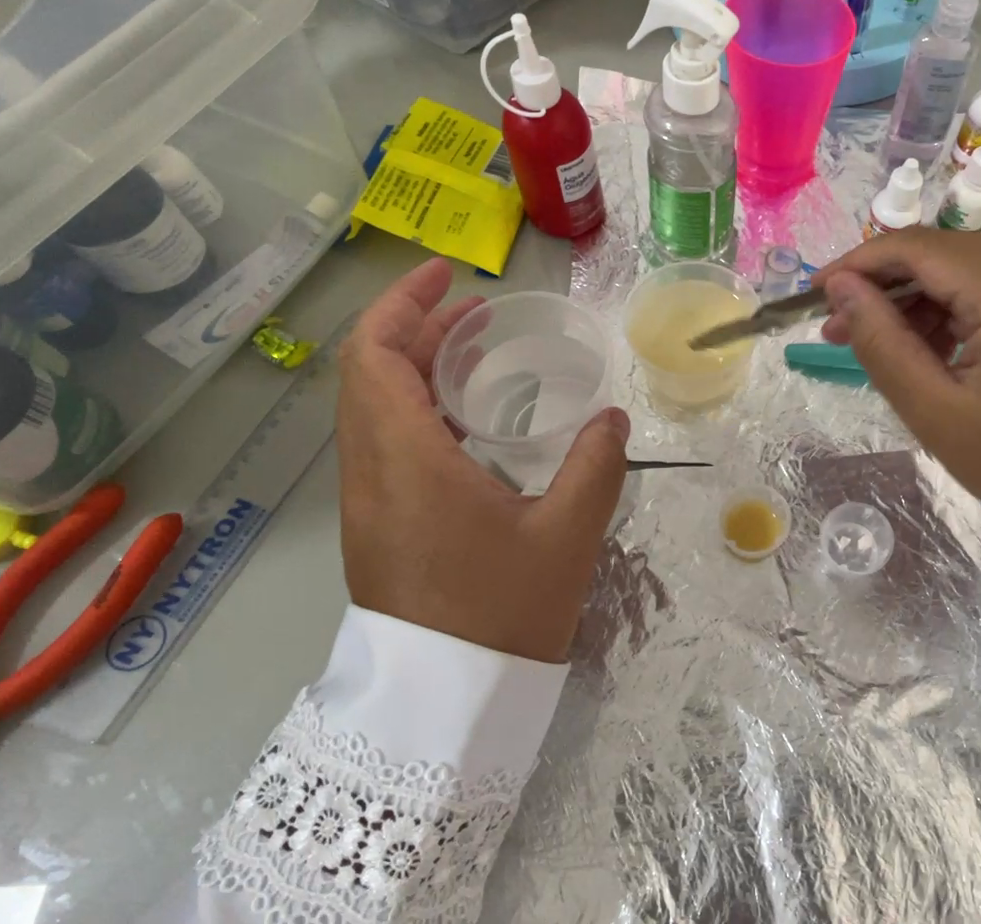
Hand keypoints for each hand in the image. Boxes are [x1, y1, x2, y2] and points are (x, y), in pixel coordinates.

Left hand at [336, 259, 629, 662]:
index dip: (402, 303)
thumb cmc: (502, 613)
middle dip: (417, 328)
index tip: (450, 277)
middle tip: (478, 312)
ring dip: (414, 368)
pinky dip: (415, 408)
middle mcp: (371, 472)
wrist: (445, 703)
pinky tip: (466, 421)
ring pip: (371, 408)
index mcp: (406, 461)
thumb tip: (613, 418)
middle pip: (368, 373)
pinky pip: (381, 442)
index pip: (374, 355)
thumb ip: (595, 467)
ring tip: (475, 352)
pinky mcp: (377, 526)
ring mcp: (367, 501)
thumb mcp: (566, 537)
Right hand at [815, 229, 980, 553]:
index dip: (858, 264)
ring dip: (920, 296)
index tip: (816, 295)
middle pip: (942, 252)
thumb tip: (840, 289)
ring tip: (879, 343)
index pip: (916, 247)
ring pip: (968, 265)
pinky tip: (931, 342)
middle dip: (885, 285)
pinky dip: (958, 304)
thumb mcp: (937, 414)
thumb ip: (882, 343)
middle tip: (839, 330)